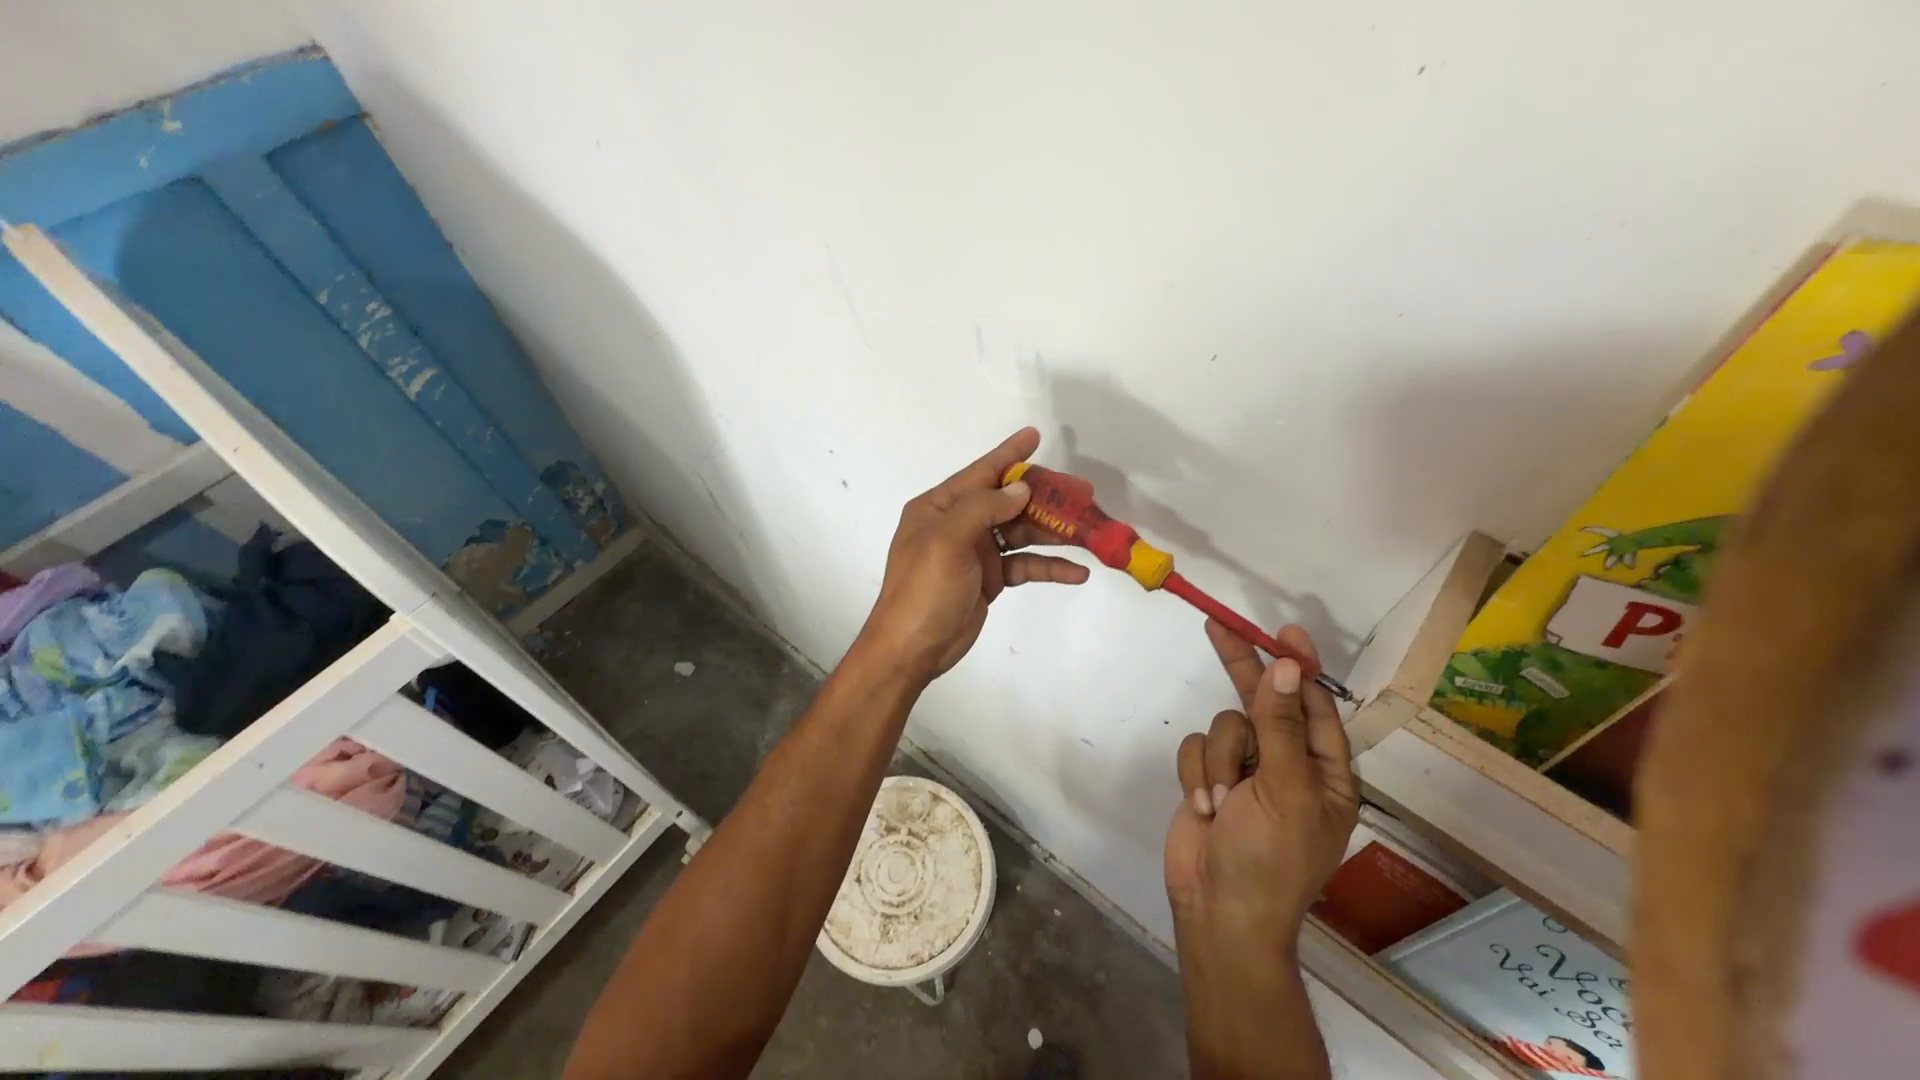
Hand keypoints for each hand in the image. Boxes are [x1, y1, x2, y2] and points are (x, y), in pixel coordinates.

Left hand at [855, 427, 1089, 681]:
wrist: (911, 649)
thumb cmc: (923, 590)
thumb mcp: (946, 542)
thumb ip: (983, 508)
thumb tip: (1020, 489)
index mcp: (939, 508)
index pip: (980, 473)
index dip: (1009, 455)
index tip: (1035, 436)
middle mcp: (958, 524)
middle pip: (1009, 502)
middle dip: (1046, 497)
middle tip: (1084, 492)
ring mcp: (976, 552)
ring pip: (1022, 533)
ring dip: (1055, 532)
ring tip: (1091, 531)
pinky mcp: (990, 579)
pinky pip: (1025, 565)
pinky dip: (1049, 567)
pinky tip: (1078, 572)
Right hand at [1166, 621, 1356, 949]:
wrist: (1218, 911)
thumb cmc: (1270, 858)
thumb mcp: (1285, 790)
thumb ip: (1280, 725)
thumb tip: (1287, 667)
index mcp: (1325, 772)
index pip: (1314, 707)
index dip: (1299, 668)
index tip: (1283, 633)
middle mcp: (1287, 765)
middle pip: (1265, 702)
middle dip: (1244, 670)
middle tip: (1220, 626)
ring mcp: (1245, 772)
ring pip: (1225, 726)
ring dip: (1219, 761)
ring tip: (1222, 802)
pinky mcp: (1208, 779)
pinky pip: (1197, 748)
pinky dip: (1196, 775)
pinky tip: (1202, 808)